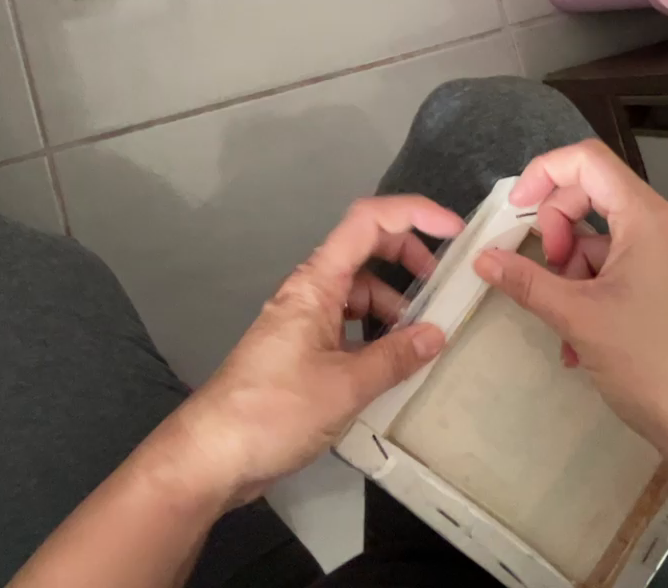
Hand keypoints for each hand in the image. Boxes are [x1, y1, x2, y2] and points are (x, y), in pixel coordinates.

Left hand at [155, 195, 462, 508]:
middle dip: (408, 258)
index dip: (413, 214)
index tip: (454, 231)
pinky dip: (375, 335)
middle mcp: (311, 290)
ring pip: (359, 293)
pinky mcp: (303, 350)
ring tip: (425, 339)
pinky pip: (348, 326)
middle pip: (366, 250)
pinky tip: (394, 365)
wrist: (212, 454)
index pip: (367, 221)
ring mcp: (305, 320)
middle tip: (444, 288)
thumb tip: (436, 334)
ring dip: (393, 306)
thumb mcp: (345, 386)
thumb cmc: (275, 409)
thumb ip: (394, 358)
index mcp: (318, 282)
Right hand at [473, 139, 667, 454]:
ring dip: (572, 268)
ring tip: (562, 320)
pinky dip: (595, 286)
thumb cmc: (650, 363)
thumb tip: (482, 258)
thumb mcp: (577, 318)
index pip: (587, 161)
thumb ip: (525, 280)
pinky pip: (625, 264)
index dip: (542, 174)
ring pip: (606, 236)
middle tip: (544, 271)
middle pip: (594, 194)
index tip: (515, 211)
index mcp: (648, 218)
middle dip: (556, 228)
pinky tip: (581, 336)